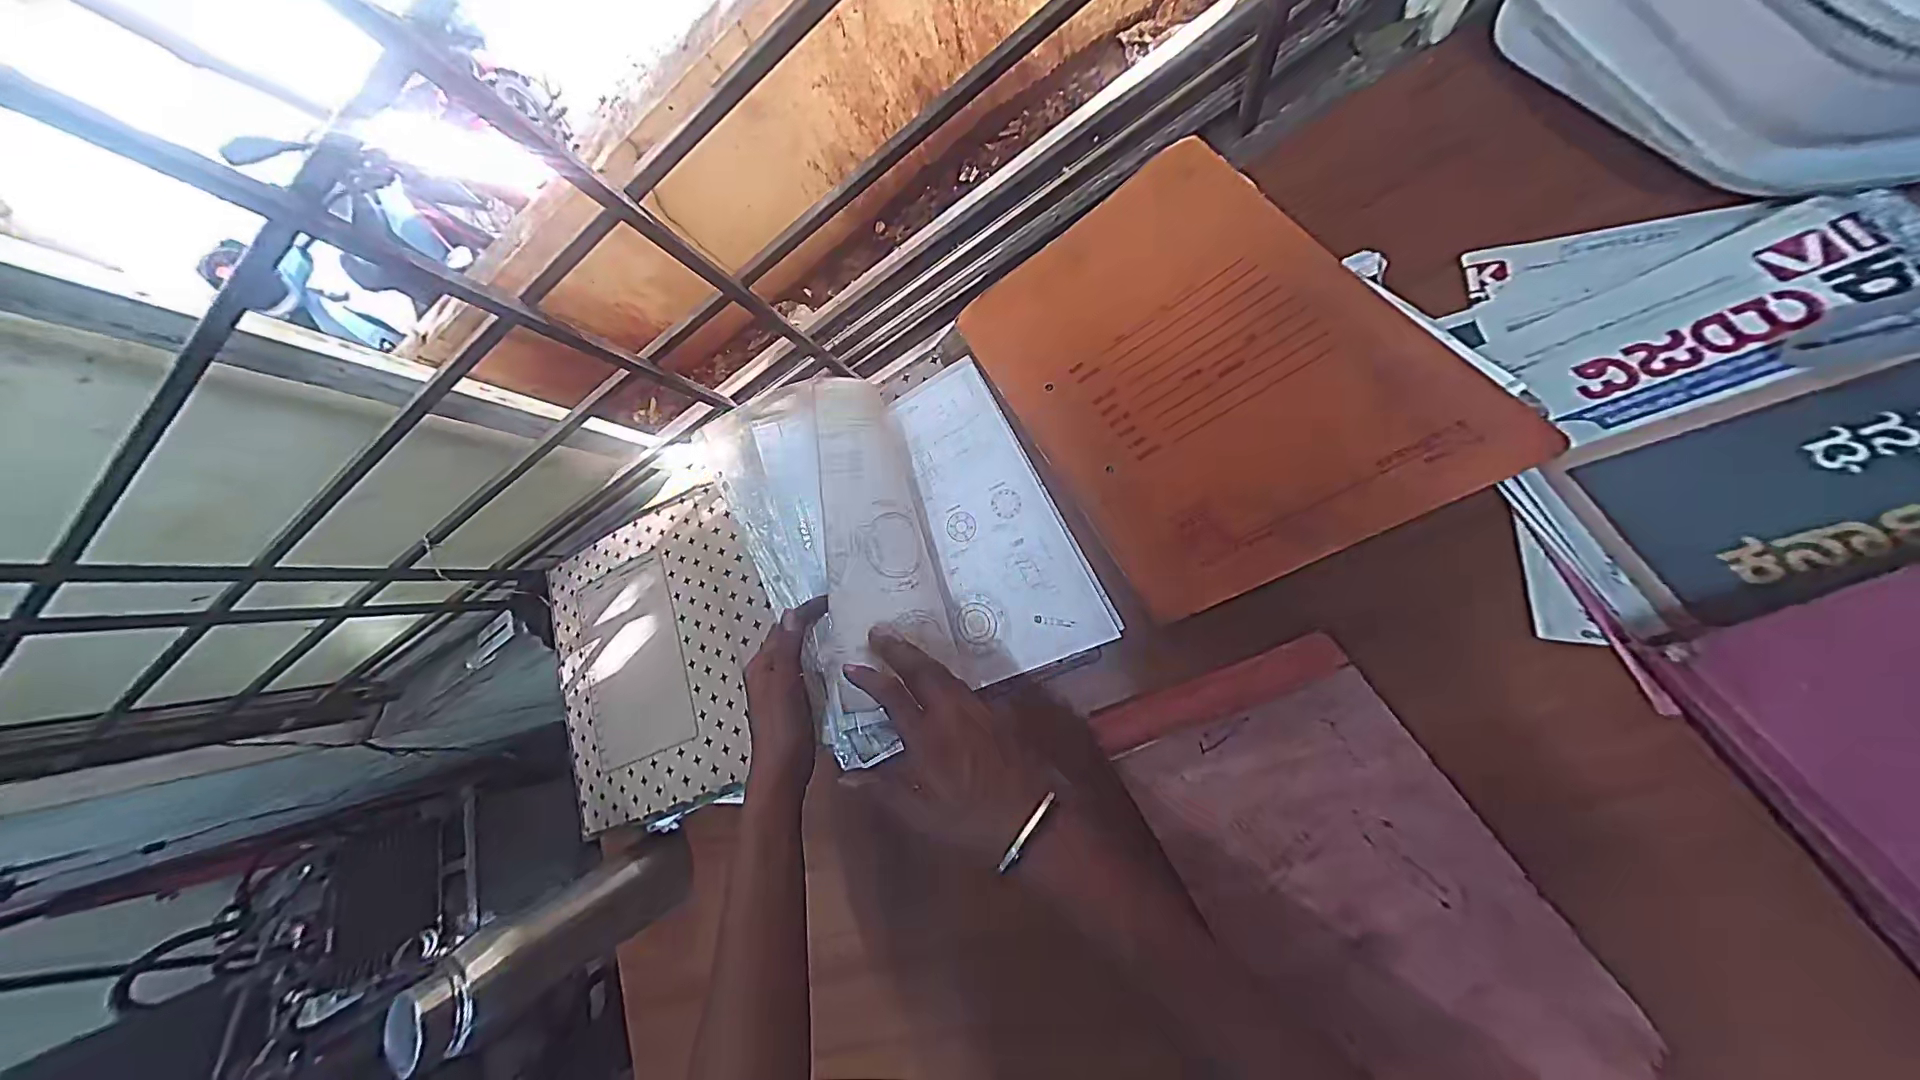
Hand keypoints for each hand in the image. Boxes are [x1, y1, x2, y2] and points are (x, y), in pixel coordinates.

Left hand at [743, 595, 827, 803]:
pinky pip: (805, 670)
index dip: (805, 611)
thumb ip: (788, 650)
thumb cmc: (783, 731)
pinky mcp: (792, 700)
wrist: (782, 773)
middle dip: (810, 621)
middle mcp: (767, 673)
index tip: (830, 600)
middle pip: (789, 637)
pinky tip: (836, 664)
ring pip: (797, 653)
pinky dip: (819, 659)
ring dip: (815, 639)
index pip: (783, 626)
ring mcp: (779, 687)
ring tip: (842, 631)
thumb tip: (791, 614)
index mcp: (762, 666)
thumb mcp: (786, 685)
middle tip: (839, 611)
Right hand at [843, 629, 1058, 866]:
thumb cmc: (970, 818)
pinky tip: (937, 677)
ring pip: (943, 672)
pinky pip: (961, 683)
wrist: (1029, 815)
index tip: (851, 666)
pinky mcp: (993, 711)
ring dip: (920, 657)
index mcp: (926, 735)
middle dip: (897, 649)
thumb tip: (846, 778)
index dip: (869, 679)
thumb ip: (883, 789)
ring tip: (902, 647)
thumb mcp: (921, 812)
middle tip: (878, 632)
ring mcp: (975, 708)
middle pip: (920, 670)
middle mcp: (950, 712)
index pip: (892, 696)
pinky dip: (942, 673)